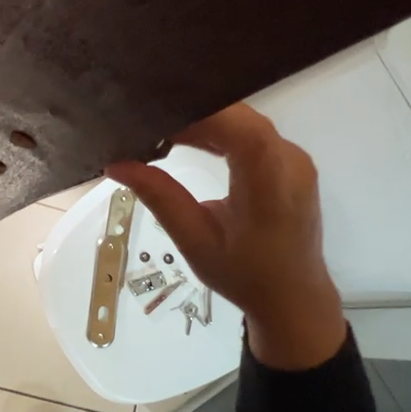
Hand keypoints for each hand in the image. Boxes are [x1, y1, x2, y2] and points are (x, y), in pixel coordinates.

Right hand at [106, 104, 346, 369]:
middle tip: (145, 125)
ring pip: (244, 121)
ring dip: (203, 121)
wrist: (292, 297)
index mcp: (270, 185)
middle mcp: (290, 161)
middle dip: (191, 115)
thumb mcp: (194, 240)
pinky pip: (251, 133)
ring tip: (159, 132)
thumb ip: (160, 197)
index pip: (240, 130)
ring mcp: (294, 158)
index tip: (151, 121)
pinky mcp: (289, 162)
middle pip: (240, 118)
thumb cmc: (243, 275)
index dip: (197, 117)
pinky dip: (218, 132)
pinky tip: (188, 139)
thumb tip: (117, 165)